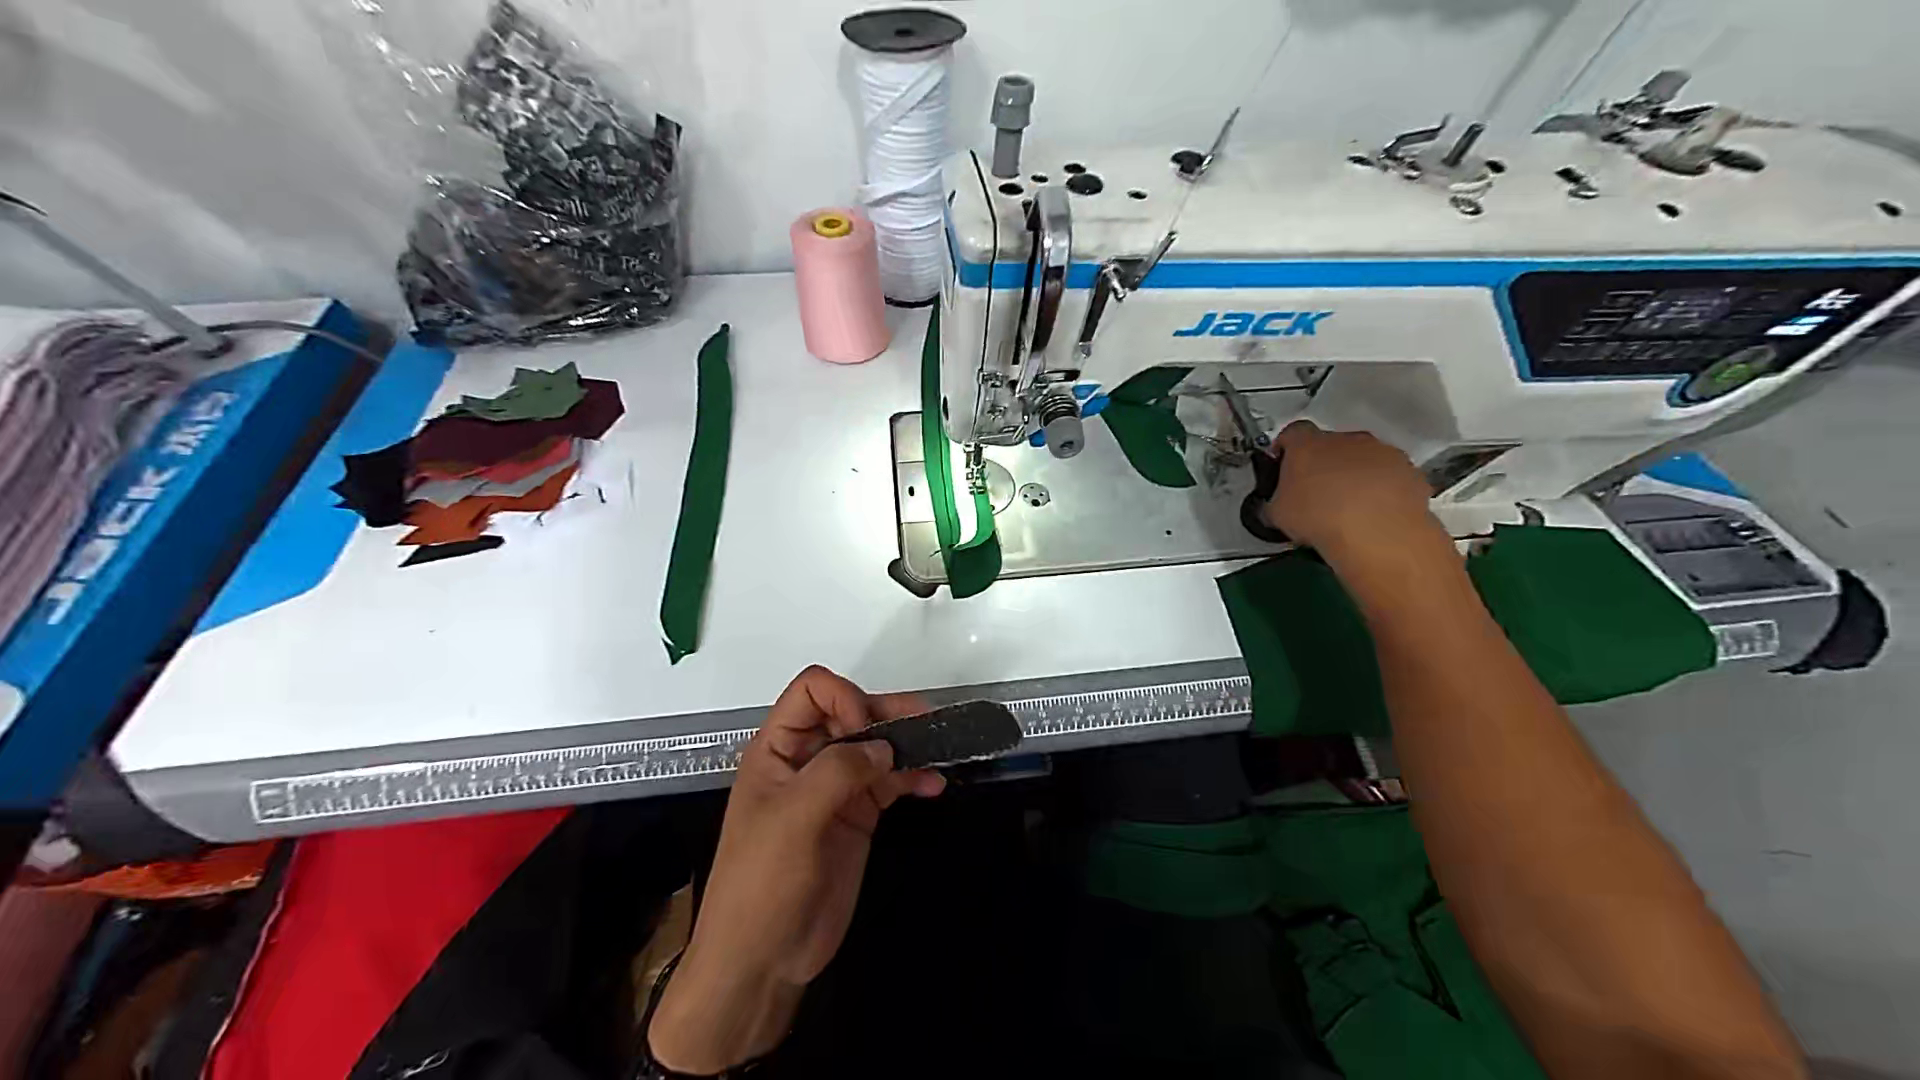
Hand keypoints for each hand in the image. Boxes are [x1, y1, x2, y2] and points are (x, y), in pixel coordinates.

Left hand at [648, 666, 945, 1072]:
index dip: (843, 698)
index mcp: (778, 749)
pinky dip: (914, 777)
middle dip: (886, 712)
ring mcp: (834, 788)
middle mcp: (808, 760)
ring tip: (938, 747)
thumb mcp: (792, 819)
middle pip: (851, 713)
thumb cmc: (761, 886)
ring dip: (908, 742)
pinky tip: (933, 784)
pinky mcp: (857, 815)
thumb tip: (883, 748)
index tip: (864, 730)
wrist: (763, 960)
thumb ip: (838, 771)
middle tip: (924, 722)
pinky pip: (891, 782)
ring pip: (876, 745)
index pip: (813, 693)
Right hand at [1263, 421, 1450, 571]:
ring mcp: (1380, 452)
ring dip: (1353, 476)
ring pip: (1362, 458)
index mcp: (1307, 444)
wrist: (1374, 532)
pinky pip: (1388, 476)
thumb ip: (1274, 501)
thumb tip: (1274, 508)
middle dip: (1322, 464)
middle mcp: (1345, 440)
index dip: (1285, 449)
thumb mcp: (1277, 514)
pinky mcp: (1407, 471)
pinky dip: (1380, 490)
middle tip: (1314, 493)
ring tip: (1344, 508)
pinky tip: (1371, 514)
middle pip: (1329, 444)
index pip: (1291, 434)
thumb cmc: (1321, 516)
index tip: (1283, 464)